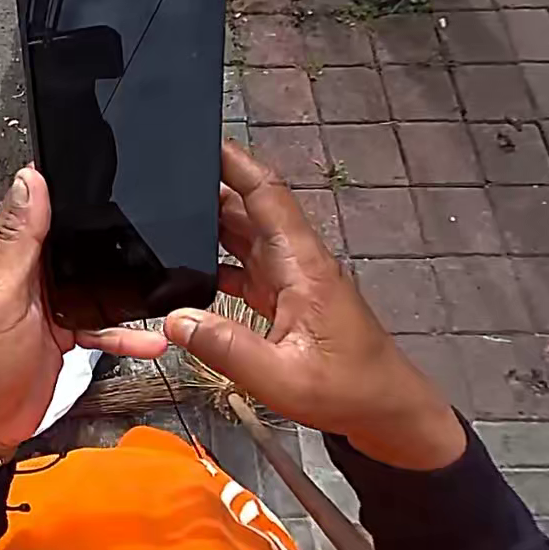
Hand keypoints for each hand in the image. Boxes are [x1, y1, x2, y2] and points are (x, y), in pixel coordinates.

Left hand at [0, 166, 165, 475]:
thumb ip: (17, 242)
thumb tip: (30, 181)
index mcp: (4, 255)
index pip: (33, 204)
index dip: (60, 183)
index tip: (98, 167)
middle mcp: (28, 273)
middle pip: (71, 239)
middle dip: (105, 229)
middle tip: (146, 216)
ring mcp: (49, 303)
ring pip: (94, 280)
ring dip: (122, 282)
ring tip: (159, 276)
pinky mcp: (65, 331)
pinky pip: (102, 324)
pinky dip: (126, 331)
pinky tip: (151, 337)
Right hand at [163, 141, 464, 469]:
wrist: (386, 408)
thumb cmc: (350, 389)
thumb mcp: (282, 378)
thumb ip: (226, 348)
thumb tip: (176, 319)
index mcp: (302, 264)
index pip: (267, 194)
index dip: (235, 163)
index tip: (202, 141)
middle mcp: (296, 260)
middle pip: (249, 208)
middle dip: (208, 190)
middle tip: (162, 187)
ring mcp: (291, 276)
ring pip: (244, 232)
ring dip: (210, 223)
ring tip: (166, 221)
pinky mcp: (285, 294)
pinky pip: (244, 262)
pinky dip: (217, 258)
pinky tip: (190, 268)